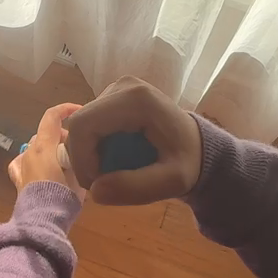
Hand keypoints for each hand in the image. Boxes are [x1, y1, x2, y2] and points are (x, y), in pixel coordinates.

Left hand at [8, 103, 84, 197]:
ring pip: (36, 148)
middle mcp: (29, 151)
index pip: (52, 116)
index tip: (80, 111)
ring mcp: (21, 165)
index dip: (66, 109)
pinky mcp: (18, 180)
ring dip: (49, 149)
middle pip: (45, 134)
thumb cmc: (63, 196)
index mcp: (43, 146)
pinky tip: (41, 169)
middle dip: (61, 136)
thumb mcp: (79, 174)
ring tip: (64, 162)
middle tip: (77, 147)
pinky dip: (33, 162)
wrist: (43, 221)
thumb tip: (81, 151)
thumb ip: (79, 158)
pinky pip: (24, 163)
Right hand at [62, 76, 201, 204]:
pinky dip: (93, 145)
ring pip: (82, 123)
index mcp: (136, 99)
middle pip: (79, 123)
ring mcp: (117, 88)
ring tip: (111, 172)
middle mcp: (123, 86)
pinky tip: (112, 158)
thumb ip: (136, 188)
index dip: (82, 158)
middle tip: (102, 183)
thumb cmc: (188, 161)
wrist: (198, 145)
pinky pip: (90, 122)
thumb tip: (95, 191)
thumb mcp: (172, 182)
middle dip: (83, 158)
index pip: (84, 125)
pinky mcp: (114, 96)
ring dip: (88, 153)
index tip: (97, 184)